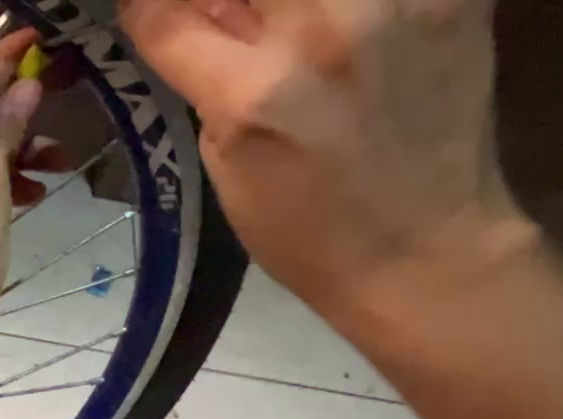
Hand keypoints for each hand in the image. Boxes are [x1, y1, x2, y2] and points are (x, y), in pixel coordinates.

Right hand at [119, 0, 534, 310]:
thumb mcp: (228, 166)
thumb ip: (210, 85)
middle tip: (228, 20)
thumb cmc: (303, 231)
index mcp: (253, 95)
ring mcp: (397, 1)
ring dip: (281, 5)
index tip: (141, 8)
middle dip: (219, 0)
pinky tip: (347, 29)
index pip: (166, 17)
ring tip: (282, 28)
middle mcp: (323, 31)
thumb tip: (196, 20)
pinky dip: (346, 7)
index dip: (143, 7)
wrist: (420, 249)